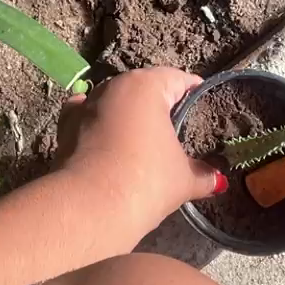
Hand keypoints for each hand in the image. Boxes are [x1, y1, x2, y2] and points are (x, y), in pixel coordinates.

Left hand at [55, 68, 222, 232]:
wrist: (89, 206)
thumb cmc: (145, 181)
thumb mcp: (183, 179)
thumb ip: (203, 174)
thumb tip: (218, 180)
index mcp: (147, 87)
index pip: (177, 78)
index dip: (192, 89)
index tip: (202, 100)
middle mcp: (115, 85)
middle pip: (144, 86)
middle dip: (159, 102)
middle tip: (176, 122)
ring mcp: (87, 102)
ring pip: (114, 98)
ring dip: (128, 111)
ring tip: (142, 135)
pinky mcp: (67, 123)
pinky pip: (86, 112)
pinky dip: (97, 119)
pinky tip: (104, 133)